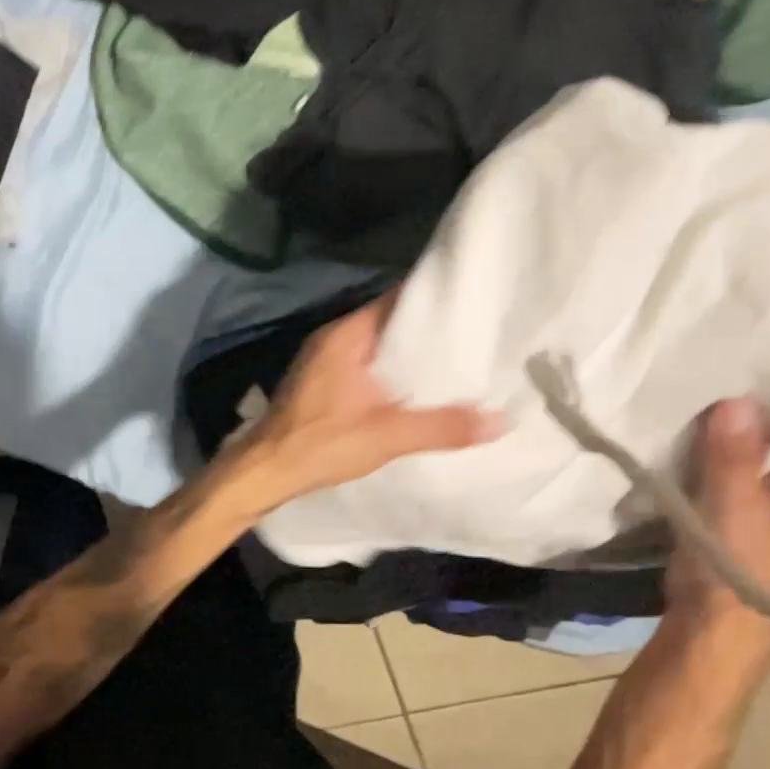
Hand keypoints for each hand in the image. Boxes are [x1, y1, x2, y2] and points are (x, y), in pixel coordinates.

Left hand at [208, 294, 501, 519]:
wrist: (266, 468)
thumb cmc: (320, 444)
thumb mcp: (388, 436)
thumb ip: (444, 426)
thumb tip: (503, 420)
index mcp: (343, 337)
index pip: (396, 300)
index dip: (435, 300)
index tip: (477, 302)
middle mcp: (332, 339)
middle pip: (390, 322)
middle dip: (431, 329)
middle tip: (481, 334)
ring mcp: (325, 360)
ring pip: (380, 345)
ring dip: (412, 353)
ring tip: (463, 358)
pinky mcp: (324, 381)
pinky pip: (368, 363)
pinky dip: (394, 370)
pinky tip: (424, 386)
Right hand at [666, 399, 769, 655]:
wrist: (710, 632)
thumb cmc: (738, 581)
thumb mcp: (734, 519)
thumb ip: (734, 463)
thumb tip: (737, 401)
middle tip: (741, 352)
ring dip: (748, 418)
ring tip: (715, 376)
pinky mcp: (748, 503)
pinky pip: (744, 460)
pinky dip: (725, 440)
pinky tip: (696, 419)